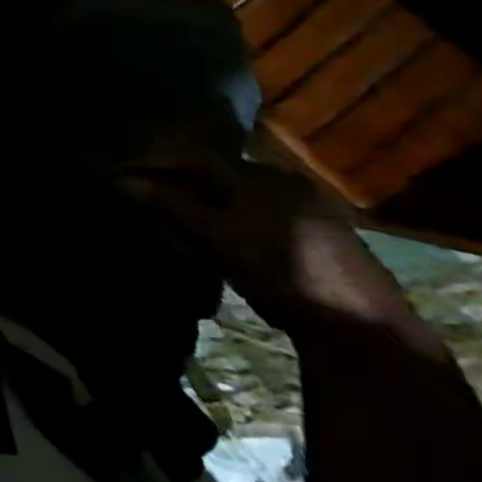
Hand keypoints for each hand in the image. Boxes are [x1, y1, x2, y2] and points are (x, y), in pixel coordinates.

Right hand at [117, 135, 407, 333]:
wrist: (358, 323)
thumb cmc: (278, 267)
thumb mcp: (216, 236)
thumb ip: (171, 205)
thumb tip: (123, 181)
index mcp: (260, 174)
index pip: (196, 157)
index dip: (157, 165)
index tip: (125, 173)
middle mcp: (284, 182)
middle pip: (218, 175)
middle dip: (178, 184)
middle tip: (145, 198)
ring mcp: (306, 209)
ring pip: (238, 197)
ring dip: (202, 205)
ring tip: (174, 221)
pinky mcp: (318, 237)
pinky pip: (258, 216)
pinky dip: (229, 221)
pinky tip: (217, 240)